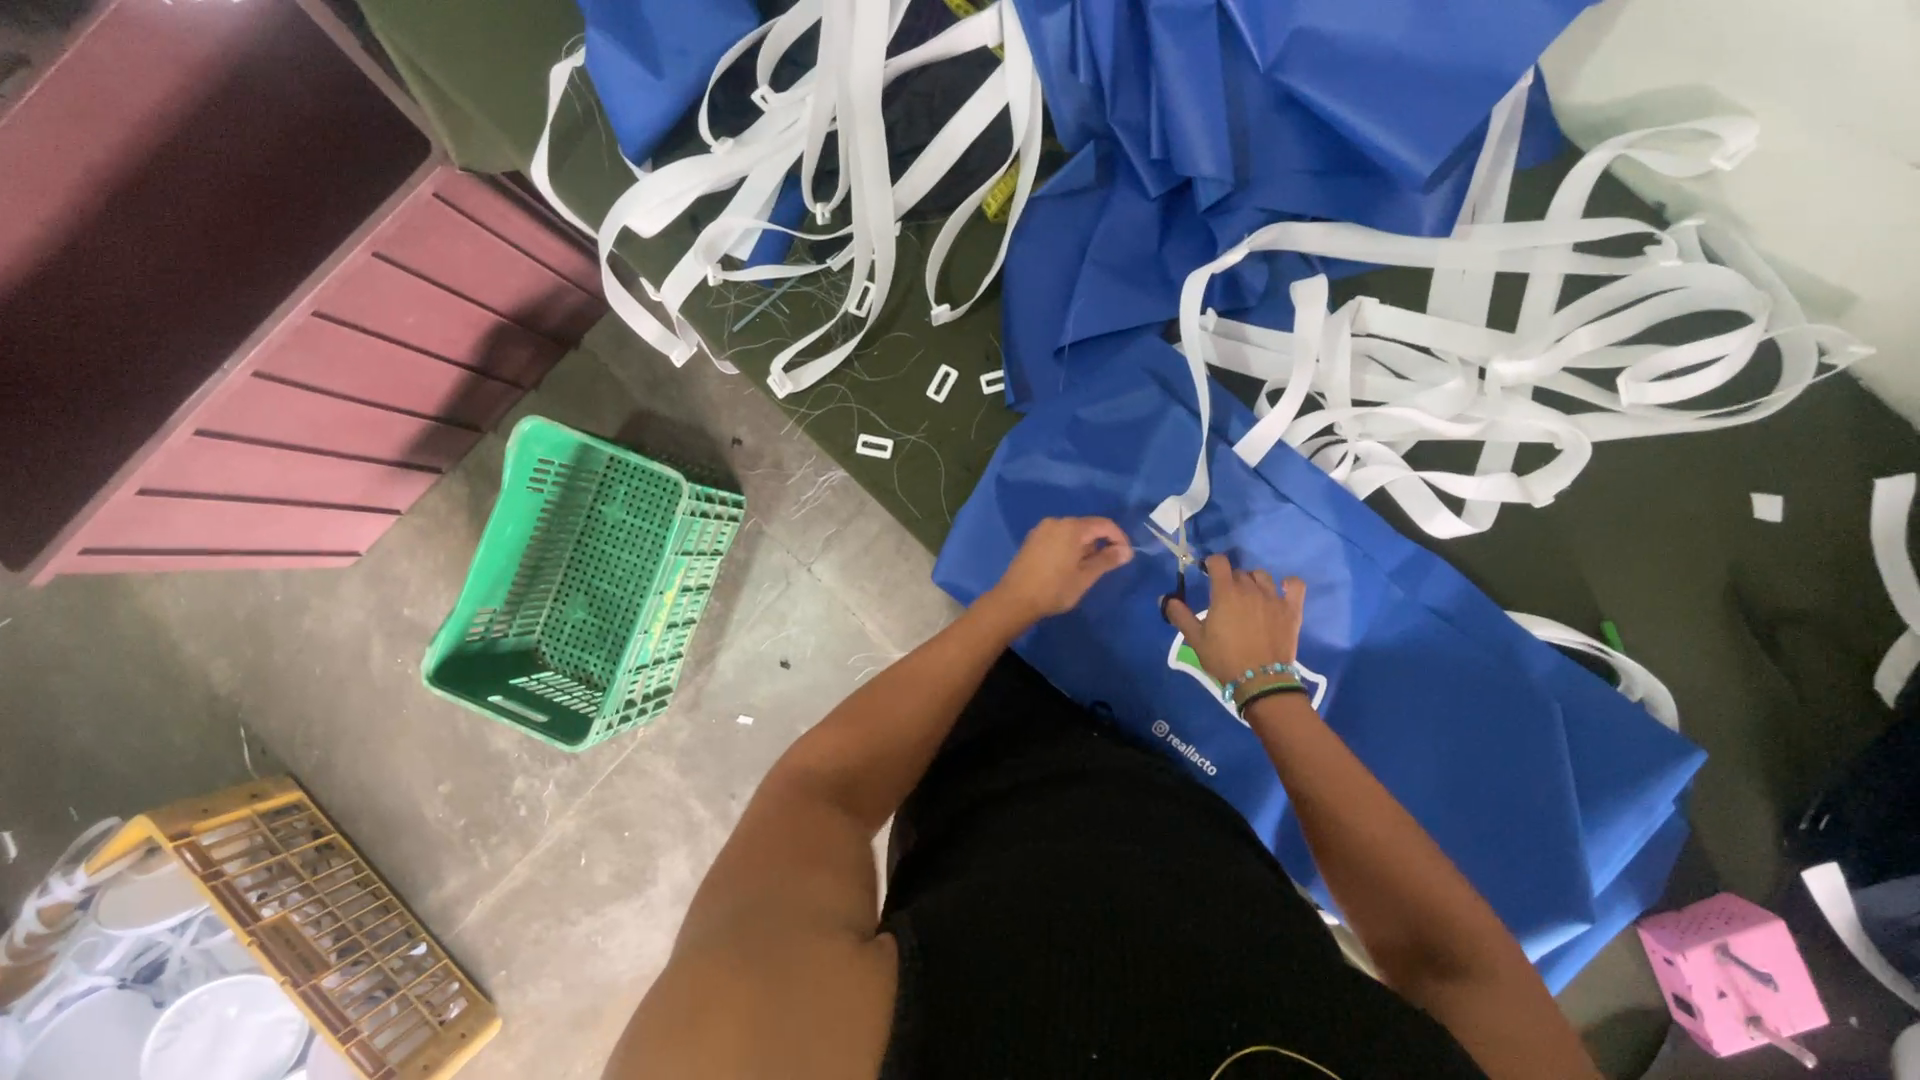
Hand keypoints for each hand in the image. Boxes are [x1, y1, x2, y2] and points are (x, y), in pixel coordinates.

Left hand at [985, 517, 1132, 623]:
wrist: (1014, 600)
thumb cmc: (1054, 589)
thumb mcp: (1085, 577)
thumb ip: (1107, 560)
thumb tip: (1127, 551)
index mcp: (1071, 528)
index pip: (1104, 524)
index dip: (1119, 538)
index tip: (1125, 556)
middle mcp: (1056, 522)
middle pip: (1087, 526)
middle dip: (1101, 542)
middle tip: (1107, 565)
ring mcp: (1041, 529)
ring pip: (1072, 532)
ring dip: (1085, 545)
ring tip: (1087, 568)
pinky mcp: (1032, 539)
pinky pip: (1058, 536)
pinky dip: (1069, 546)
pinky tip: (1068, 565)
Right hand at [1164, 554, 1305, 686]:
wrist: (1260, 680)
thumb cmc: (1224, 658)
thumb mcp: (1195, 639)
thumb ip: (1180, 615)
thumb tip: (1166, 599)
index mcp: (1225, 592)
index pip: (1219, 562)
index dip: (1211, 564)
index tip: (1207, 573)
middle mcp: (1250, 589)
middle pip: (1239, 572)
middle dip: (1230, 580)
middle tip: (1226, 598)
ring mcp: (1274, 598)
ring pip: (1262, 576)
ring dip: (1253, 581)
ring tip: (1250, 596)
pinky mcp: (1292, 609)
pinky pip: (1295, 585)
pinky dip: (1288, 583)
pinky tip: (1282, 589)